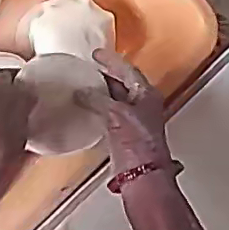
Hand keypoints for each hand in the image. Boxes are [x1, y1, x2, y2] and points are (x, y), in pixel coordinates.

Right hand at [84, 49, 171, 172]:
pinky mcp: (124, 133)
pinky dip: (98, 106)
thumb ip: (97, 99)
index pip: (128, 70)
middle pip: (123, 82)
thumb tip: (82, 92)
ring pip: (116, 97)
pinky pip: (110, 113)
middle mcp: (142, 104)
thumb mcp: (116, 114)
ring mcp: (134, 119)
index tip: (96, 54)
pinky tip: (87, 105)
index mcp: (146, 94)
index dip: (111, 60)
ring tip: (85, 82)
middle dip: (106, 73)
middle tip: (89, 66)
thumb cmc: (138, 144)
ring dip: (101, 90)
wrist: (142, 175)